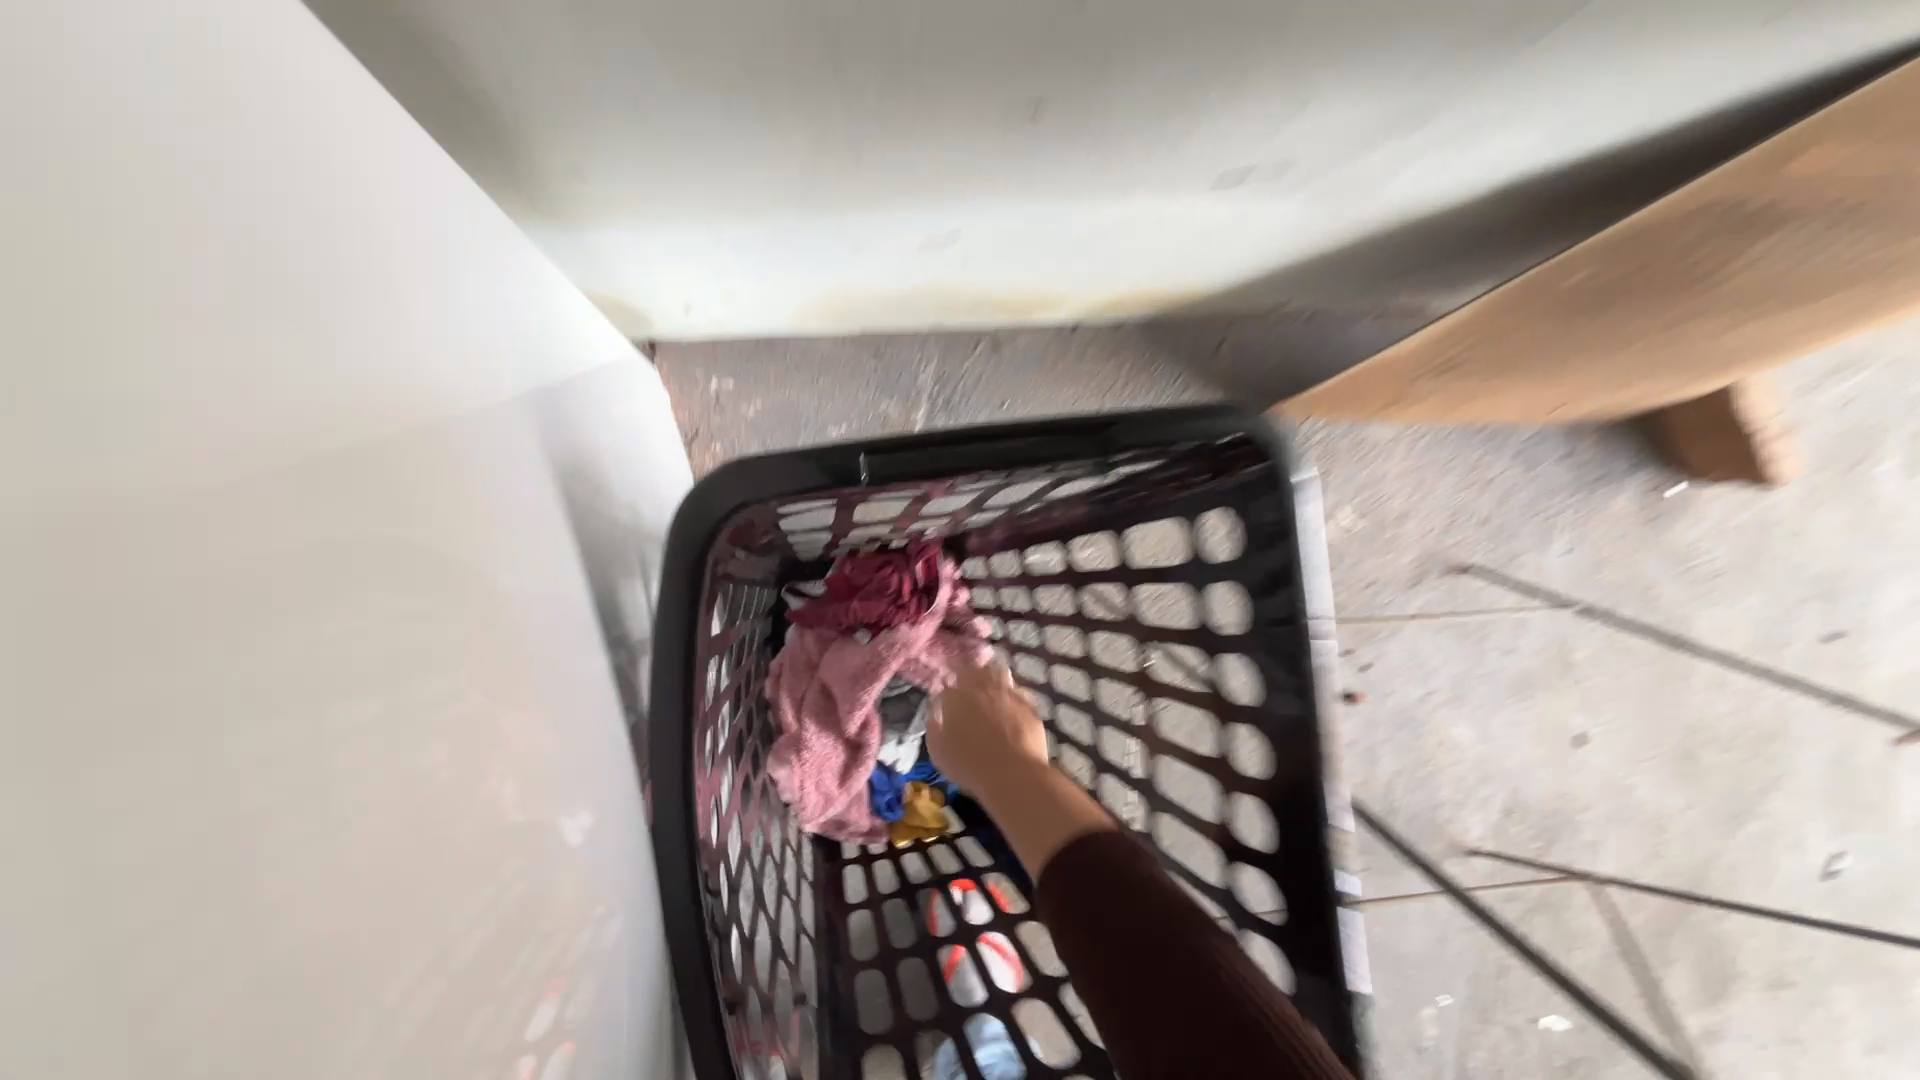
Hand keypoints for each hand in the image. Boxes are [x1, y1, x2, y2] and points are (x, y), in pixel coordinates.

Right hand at [928, 660, 1049, 797]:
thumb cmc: (970, 767)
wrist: (1014, 774)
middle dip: (968, 675)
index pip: (948, 683)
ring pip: (998, 673)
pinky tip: (1011, 708)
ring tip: (990, 690)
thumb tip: (935, 715)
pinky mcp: (1028, 704)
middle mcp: (982, 687)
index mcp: (956, 697)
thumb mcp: (938, 753)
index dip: (947, 689)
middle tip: (967, 687)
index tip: (946, 698)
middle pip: (973, 669)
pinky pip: (1017, 692)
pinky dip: (1011, 696)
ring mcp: (1008, 693)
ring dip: (991, 678)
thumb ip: (933, 729)